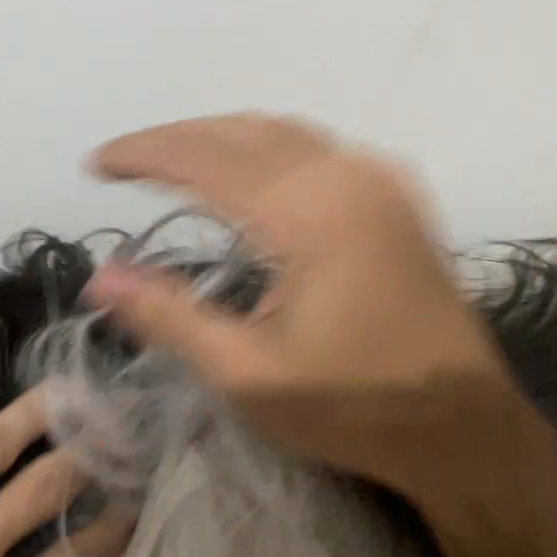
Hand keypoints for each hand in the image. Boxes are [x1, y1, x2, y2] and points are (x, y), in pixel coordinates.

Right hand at [82, 113, 527, 500]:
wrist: (462, 426)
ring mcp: (382, 183)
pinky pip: (320, 152)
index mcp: (307, 211)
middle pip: (244, 131)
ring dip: (222, 140)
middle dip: (177, 139)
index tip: (94, 165)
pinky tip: (250, 178)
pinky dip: (267, 151)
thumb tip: (100, 279)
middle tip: (124, 163)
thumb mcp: (248, 374)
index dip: (143, 154)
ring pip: (285, 134)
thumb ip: (171, 317)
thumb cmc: (353, 407)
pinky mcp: (399, 202)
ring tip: (173, 163)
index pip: (205, 158)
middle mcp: (347, 175)